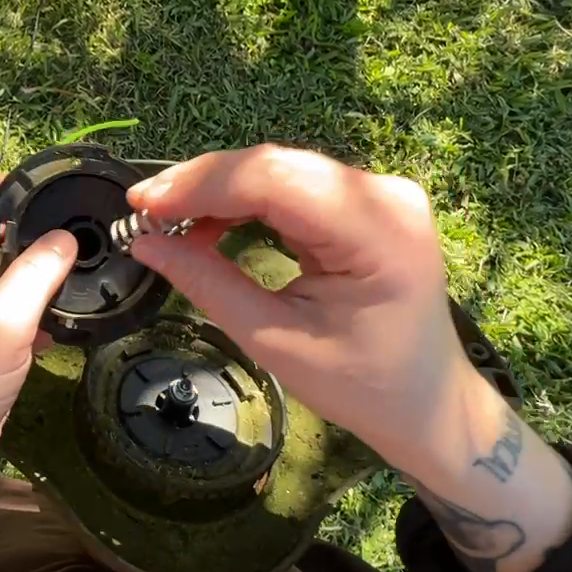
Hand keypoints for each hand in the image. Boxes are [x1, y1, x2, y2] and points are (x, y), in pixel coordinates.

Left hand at [0, 175, 77, 486]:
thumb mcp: (6, 319)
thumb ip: (36, 272)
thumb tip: (64, 238)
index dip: (3, 185)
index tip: (45, 179)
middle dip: (31, 232)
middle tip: (79, 229)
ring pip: (4, 281)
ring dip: (35, 278)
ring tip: (81, 274)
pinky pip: (7, 317)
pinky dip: (32, 315)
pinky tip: (60, 326)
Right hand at [127, 145, 571, 571]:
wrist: (429, 405)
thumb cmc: (361, 385)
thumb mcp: (274, 341)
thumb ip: (207, 283)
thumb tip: (144, 242)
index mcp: (377, 231)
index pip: (274, 182)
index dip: (201, 186)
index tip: (142, 203)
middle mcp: (382, 195)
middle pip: (273, 166)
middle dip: (200, 183)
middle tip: (142, 207)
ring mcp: (375, 193)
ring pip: (275, 170)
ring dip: (214, 189)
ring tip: (165, 216)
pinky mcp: (361, 201)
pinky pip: (288, 186)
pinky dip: (240, 200)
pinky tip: (205, 222)